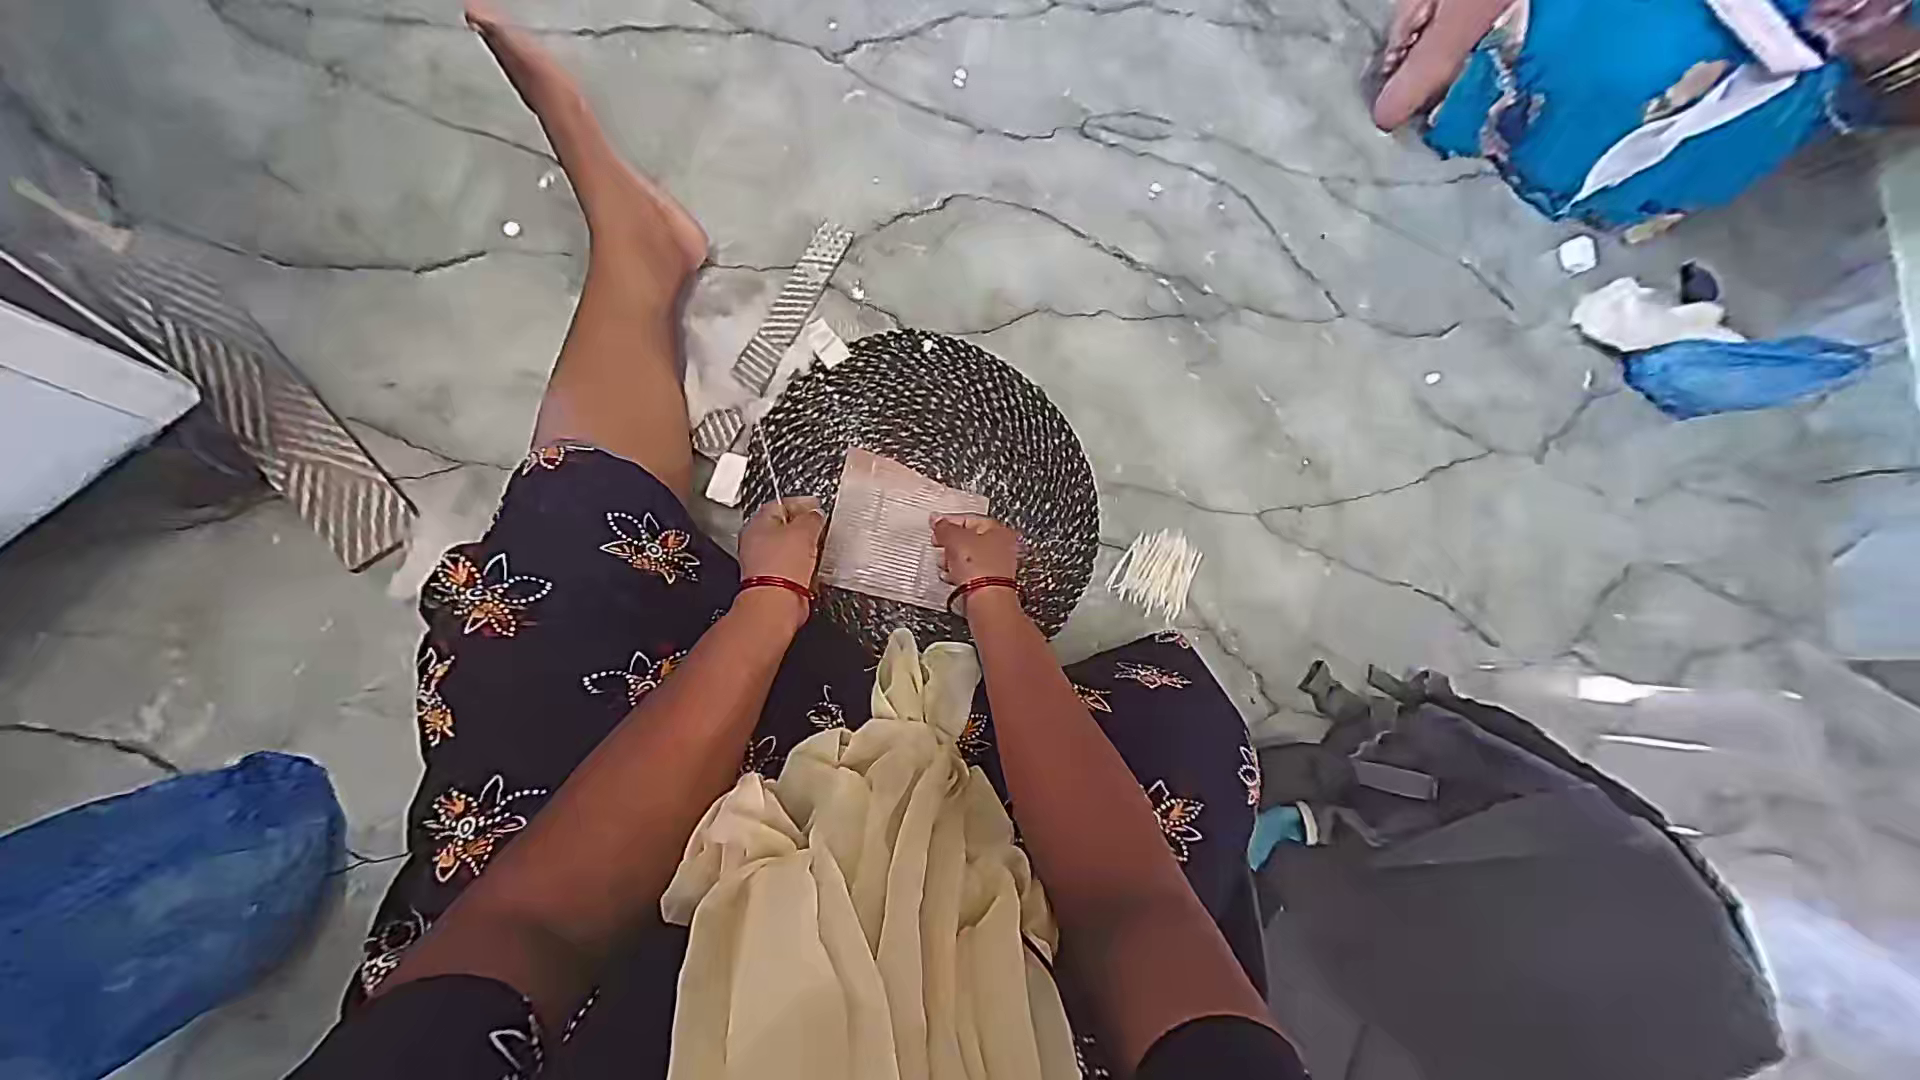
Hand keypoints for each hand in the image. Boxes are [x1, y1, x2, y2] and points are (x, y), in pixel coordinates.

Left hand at [739, 496, 825, 583]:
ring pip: (789, 548)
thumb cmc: (781, 566)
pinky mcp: (775, 580)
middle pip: (783, 527)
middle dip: (804, 526)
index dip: (801, 503)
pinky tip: (813, 566)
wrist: (778, 601)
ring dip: (805, 547)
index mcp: (757, 523)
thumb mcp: (804, 530)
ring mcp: (764, 562)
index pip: (780, 504)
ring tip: (819, 547)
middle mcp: (756, 542)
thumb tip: (816, 515)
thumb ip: (812, 517)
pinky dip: (804, 565)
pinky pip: (793, 566)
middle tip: (820, 526)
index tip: (816, 505)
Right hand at [931, 514, 1020, 612]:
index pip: (971, 519)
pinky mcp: (990, 585)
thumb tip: (937, 520)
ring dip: (953, 559)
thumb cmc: (980, 568)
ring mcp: (997, 568)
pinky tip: (951, 576)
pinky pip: (970, 575)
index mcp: (999, 531)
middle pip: (970, 539)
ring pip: (969, 559)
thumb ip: (944, 527)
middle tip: (939, 544)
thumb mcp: (955, 539)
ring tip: (944, 562)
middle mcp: (1003, 548)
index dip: (950, 521)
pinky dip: (959, 574)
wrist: (986, 600)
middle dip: (951, 543)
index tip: (937, 525)